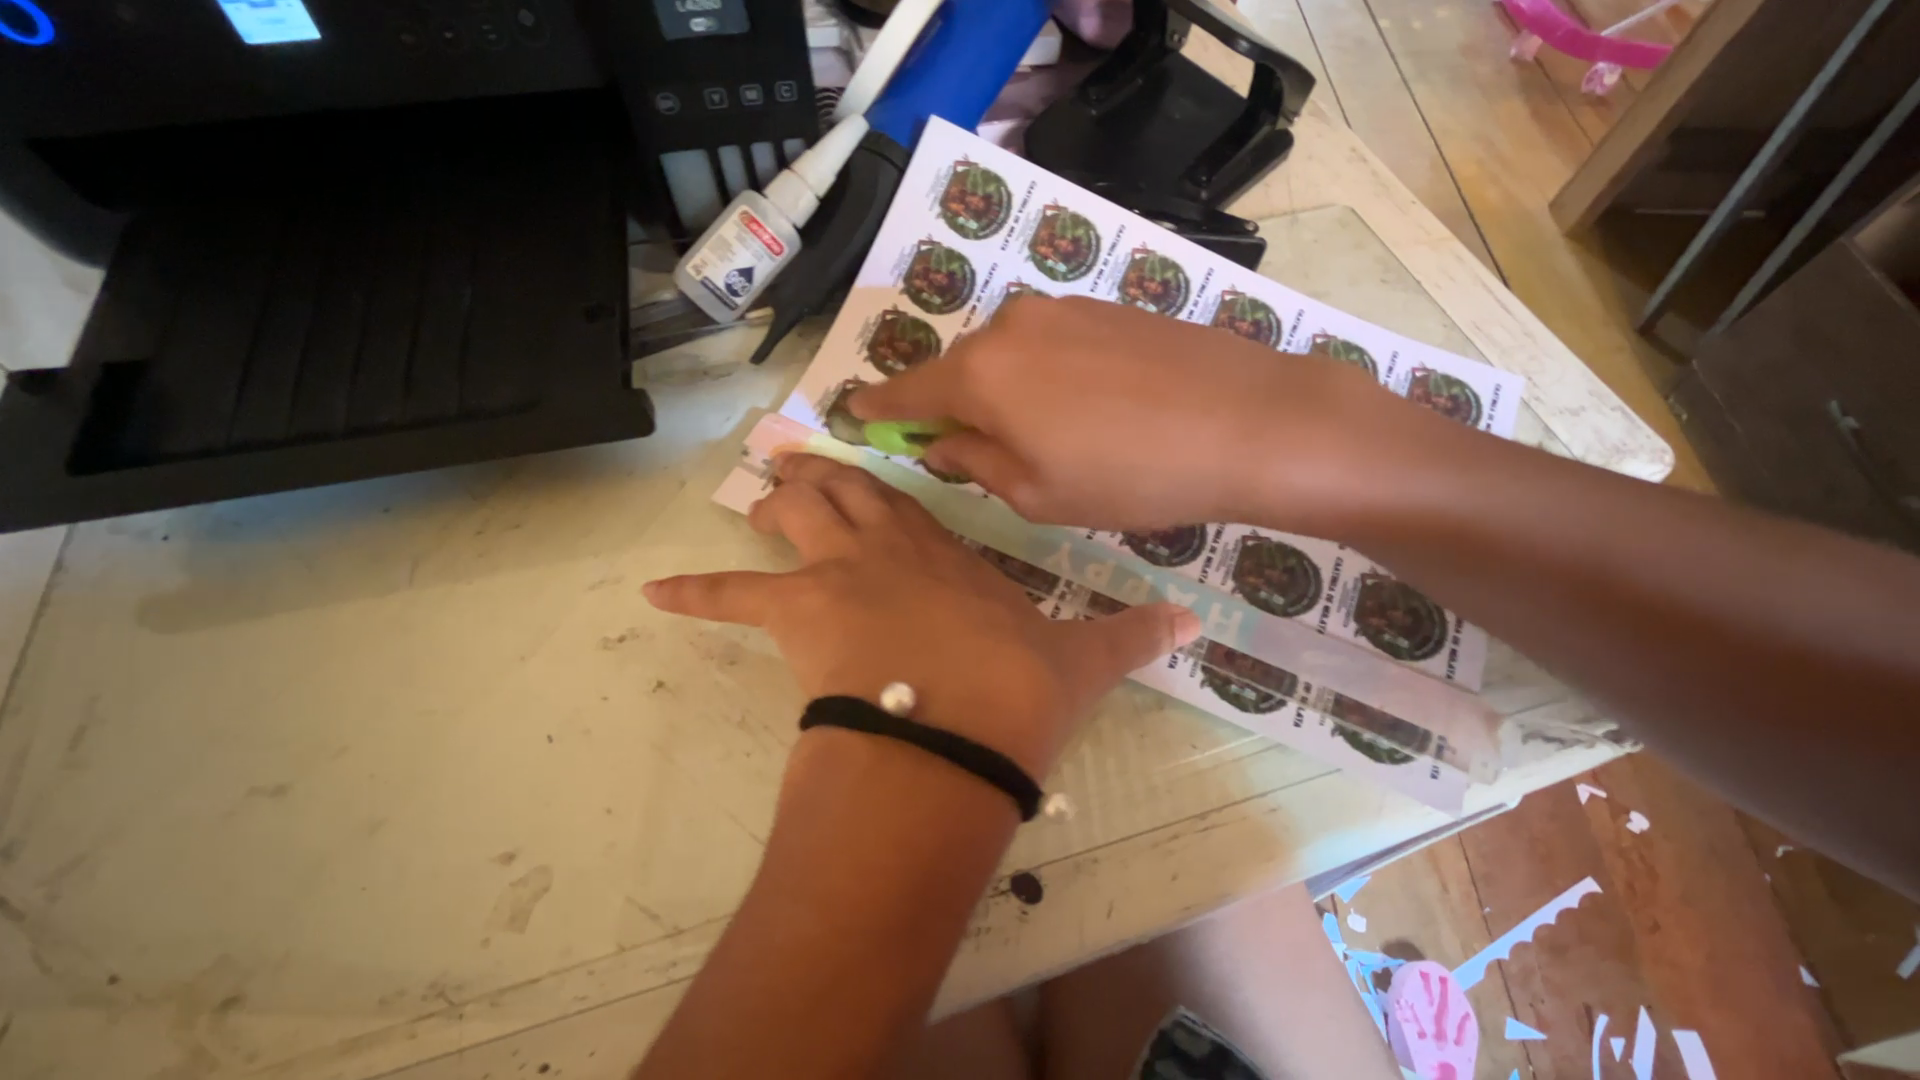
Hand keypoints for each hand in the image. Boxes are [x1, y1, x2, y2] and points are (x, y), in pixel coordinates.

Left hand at [643, 454, 1200, 777]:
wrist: (961, 726)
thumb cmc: (1015, 689)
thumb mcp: (1083, 661)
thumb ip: (1133, 635)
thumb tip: (1195, 620)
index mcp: (951, 557)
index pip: (915, 510)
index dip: (893, 491)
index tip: (875, 474)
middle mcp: (893, 550)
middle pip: (852, 499)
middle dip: (829, 480)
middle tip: (805, 464)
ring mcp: (840, 573)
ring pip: (798, 521)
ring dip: (779, 506)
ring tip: (762, 494)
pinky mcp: (797, 613)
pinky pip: (734, 601)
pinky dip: (695, 596)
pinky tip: (653, 594)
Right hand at [850, 295, 1430, 535]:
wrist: (1250, 422)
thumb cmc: (1132, 476)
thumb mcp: (1038, 494)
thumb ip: (975, 462)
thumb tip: (945, 442)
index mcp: (980, 374)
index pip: (904, 391)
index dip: (877, 409)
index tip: (855, 416)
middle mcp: (1010, 324)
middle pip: (959, 372)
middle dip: (956, 410)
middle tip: (979, 458)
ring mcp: (1062, 306)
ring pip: (1008, 357)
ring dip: (1009, 395)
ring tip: (1054, 443)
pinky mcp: (1107, 305)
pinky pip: (1052, 345)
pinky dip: (1049, 377)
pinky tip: (1091, 412)